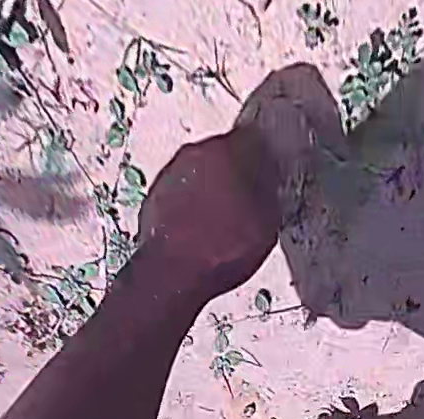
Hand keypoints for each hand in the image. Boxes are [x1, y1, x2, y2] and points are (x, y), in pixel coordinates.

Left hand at [136, 127, 279, 298]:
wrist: (175, 275)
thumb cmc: (218, 251)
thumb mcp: (266, 225)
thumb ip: (269, 194)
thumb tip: (270, 187)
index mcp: (228, 149)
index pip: (252, 139)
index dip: (263, 160)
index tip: (267, 175)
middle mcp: (195, 154)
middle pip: (220, 155)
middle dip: (233, 176)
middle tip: (245, 204)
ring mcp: (170, 176)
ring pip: (197, 175)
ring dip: (208, 192)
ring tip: (221, 225)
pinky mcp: (153, 200)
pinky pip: (177, 197)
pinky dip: (187, 209)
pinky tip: (198, 234)